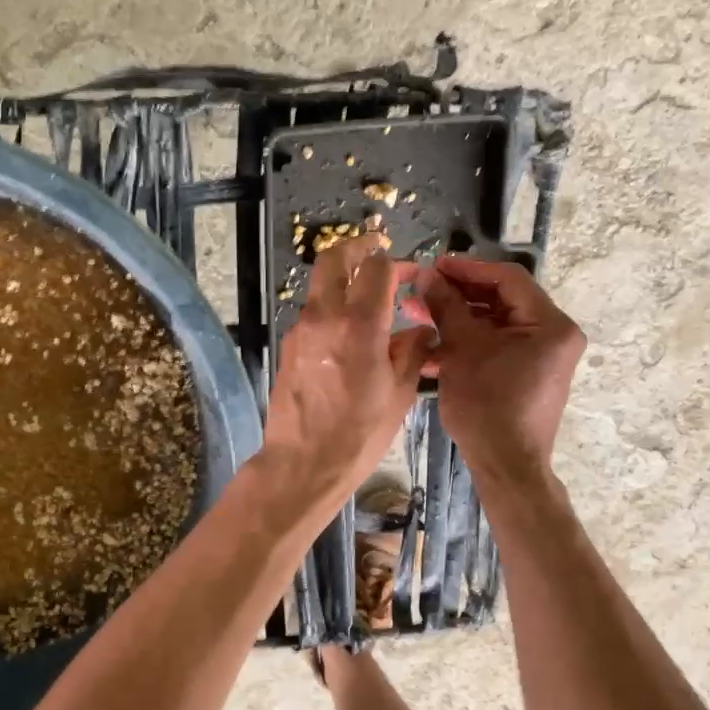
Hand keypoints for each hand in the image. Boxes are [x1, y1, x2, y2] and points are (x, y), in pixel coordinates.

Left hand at [261, 238, 434, 503]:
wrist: (303, 462)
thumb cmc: (359, 433)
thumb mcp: (400, 392)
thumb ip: (412, 351)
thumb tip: (420, 330)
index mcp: (359, 324)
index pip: (375, 268)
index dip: (396, 263)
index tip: (410, 272)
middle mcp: (324, 317)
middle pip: (333, 259)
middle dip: (356, 248)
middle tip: (376, 250)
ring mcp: (300, 331)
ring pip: (320, 287)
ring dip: (343, 281)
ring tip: (369, 299)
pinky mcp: (289, 347)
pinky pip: (313, 315)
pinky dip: (331, 310)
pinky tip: (350, 334)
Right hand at [412, 258, 584, 485]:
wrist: (505, 464)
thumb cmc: (488, 404)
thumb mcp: (462, 348)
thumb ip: (446, 305)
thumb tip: (426, 273)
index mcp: (551, 324)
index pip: (508, 279)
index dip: (467, 269)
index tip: (432, 265)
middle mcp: (553, 335)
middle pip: (500, 300)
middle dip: (456, 296)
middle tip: (420, 291)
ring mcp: (540, 357)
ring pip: (493, 325)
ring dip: (455, 320)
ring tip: (417, 317)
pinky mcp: (525, 375)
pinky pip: (494, 347)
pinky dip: (465, 344)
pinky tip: (431, 348)